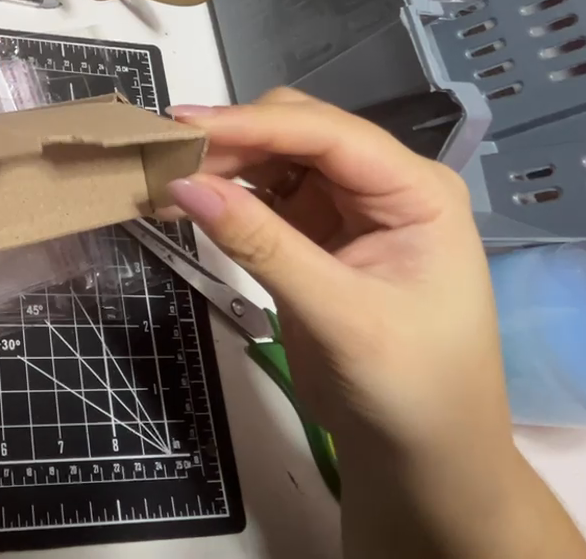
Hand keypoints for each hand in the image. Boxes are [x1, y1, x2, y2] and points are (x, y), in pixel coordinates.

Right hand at [169, 89, 585, 558]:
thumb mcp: (339, 316)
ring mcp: (343, 206)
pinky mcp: (311, 231)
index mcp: (415, 191)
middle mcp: (380, 184)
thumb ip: (261, 244)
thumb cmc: (410, 390)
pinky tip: (182, 200)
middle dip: (231, 138)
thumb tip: (181, 183)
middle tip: (167, 158)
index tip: (182, 127)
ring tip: (163, 177)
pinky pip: (257, 192)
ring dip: (219, 162)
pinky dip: (220, 192)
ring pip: (269, 155)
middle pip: (294, 130)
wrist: (422, 461)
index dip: (251, 124)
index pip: (326, 133)